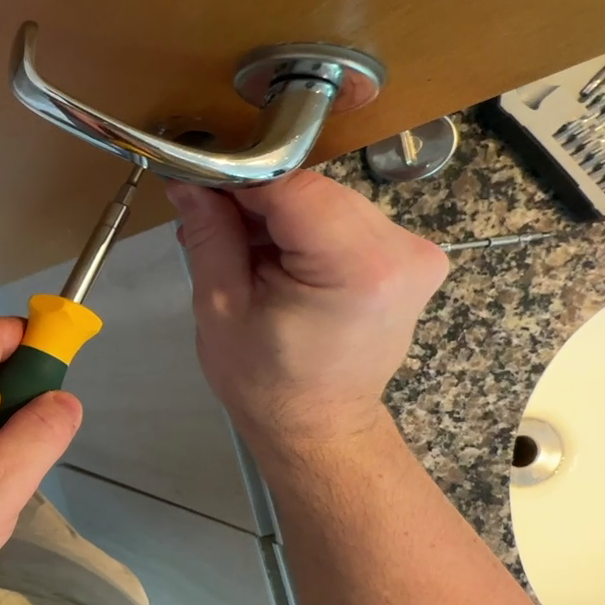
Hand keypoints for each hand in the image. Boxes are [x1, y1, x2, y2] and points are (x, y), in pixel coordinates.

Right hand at [167, 171, 447, 454]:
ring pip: (329, 201)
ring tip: (239, 251)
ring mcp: (415, 250)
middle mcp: (402, 250)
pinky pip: (346, 219)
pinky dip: (302, 229)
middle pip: (315, 191)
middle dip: (256, 201)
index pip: (295, 188)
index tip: (198, 186)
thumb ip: (210, 236)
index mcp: (357, 267)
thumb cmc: (263, 379)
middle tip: (207, 224)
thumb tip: (188, 183)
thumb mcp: (220, 307)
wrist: (317, 422)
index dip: (241, 182)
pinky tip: (273, 258)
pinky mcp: (411, 255)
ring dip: (277, 216)